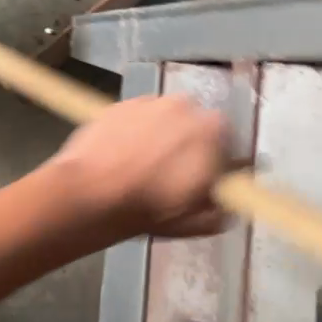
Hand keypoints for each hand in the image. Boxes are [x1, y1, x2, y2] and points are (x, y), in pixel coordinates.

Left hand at [42, 95, 230, 236]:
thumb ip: (226, 205)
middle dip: (189, 146)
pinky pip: (136, 118)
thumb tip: (228, 198)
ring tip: (143, 164)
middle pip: (196, 127)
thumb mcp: (202, 220)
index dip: (220, 165)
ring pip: (164, 119)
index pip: (231, 146)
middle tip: (172, 174)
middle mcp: (186, 105)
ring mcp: (149, 100)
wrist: (91, 191)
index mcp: (216, 129)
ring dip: (161, 135)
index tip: (207, 180)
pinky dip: (134, 131)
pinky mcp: (118, 103)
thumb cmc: (152, 207)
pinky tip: (123, 153)